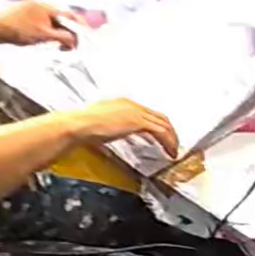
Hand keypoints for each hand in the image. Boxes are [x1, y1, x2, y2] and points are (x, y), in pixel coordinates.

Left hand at [0, 1, 82, 48]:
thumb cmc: (20, 30)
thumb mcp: (46, 36)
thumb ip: (65, 37)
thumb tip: (76, 41)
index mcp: (47, 7)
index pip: (71, 15)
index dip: (83, 26)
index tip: (90, 37)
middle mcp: (42, 5)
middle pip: (65, 19)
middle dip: (71, 33)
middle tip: (73, 47)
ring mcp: (35, 9)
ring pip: (56, 22)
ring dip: (62, 34)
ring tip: (61, 46)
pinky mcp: (29, 14)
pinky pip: (48, 22)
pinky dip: (53, 32)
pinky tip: (51, 40)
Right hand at [64, 98, 178, 157]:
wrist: (80, 125)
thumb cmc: (86, 126)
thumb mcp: (107, 122)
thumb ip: (121, 125)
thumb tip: (127, 132)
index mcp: (124, 103)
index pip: (150, 114)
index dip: (161, 127)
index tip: (165, 139)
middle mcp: (132, 104)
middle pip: (161, 118)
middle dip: (171, 133)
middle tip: (174, 146)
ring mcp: (135, 111)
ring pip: (164, 125)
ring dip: (172, 140)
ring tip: (173, 152)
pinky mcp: (137, 121)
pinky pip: (161, 132)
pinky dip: (168, 143)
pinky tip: (169, 152)